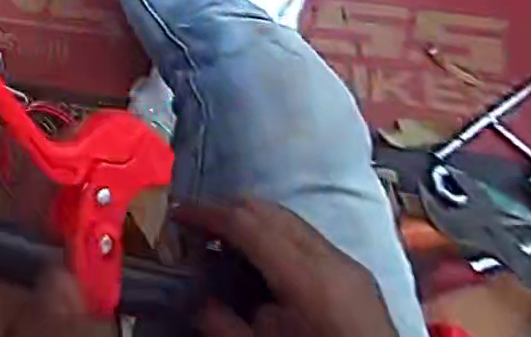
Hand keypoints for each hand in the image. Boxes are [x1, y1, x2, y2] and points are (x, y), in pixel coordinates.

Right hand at [178, 199, 400, 336]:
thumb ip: (223, 322)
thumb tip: (197, 297)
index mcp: (307, 278)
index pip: (243, 221)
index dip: (202, 212)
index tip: (172, 213)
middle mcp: (331, 260)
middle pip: (264, 209)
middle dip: (222, 208)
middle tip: (193, 222)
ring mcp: (350, 266)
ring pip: (284, 217)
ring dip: (247, 217)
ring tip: (222, 235)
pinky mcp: (358, 277)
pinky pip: (303, 234)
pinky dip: (272, 231)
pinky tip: (260, 256)